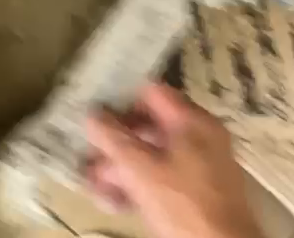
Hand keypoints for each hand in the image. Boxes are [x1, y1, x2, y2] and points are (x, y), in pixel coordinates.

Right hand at [83, 83, 263, 237]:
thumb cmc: (182, 202)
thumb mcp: (137, 166)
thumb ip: (110, 135)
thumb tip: (91, 113)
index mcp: (192, 121)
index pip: (149, 91)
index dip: (120, 97)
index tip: (94, 109)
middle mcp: (202, 137)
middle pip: (147, 126)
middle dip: (114, 143)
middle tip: (89, 154)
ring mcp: (204, 166)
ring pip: (152, 155)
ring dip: (120, 168)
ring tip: (95, 185)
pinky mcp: (202, 193)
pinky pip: (164, 177)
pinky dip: (139, 184)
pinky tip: (115, 200)